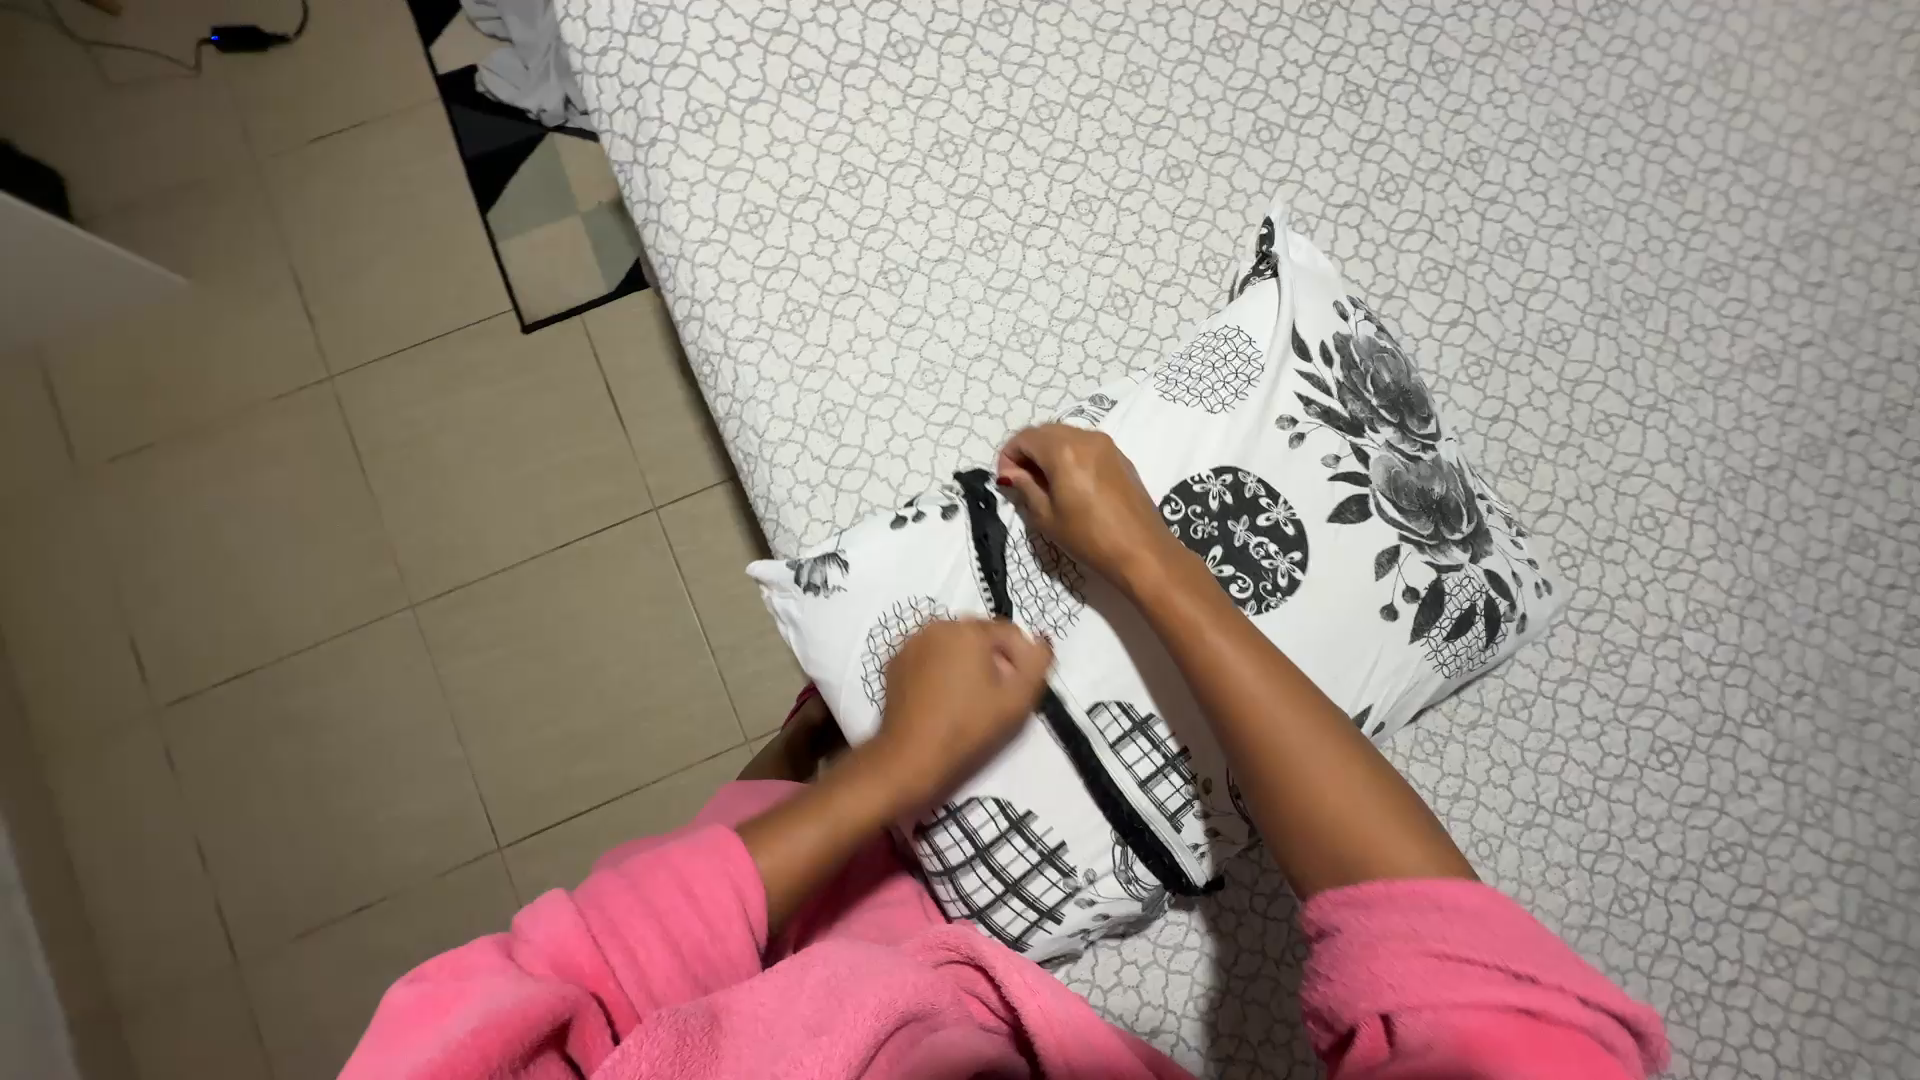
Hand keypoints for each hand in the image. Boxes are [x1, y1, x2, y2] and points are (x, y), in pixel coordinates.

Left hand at [868, 618, 1053, 813]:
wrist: (912, 758)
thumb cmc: (970, 727)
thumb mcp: (1019, 699)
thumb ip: (1038, 662)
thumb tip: (1041, 641)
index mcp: (968, 629)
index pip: (1009, 632)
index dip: (1022, 659)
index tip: (1019, 689)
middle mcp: (937, 625)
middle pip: (979, 636)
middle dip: (993, 658)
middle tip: (997, 695)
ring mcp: (911, 643)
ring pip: (952, 645)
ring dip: (966, 662)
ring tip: (970, 698)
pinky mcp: (894, 663)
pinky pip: (929, 657)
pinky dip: (940, 669)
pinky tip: (943, 698)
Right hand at [996, 424, 1183, 589]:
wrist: (1142, 551)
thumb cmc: (1088, 537)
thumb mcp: (1046, 517)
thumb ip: (1025, 487)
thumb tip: (1010, 474)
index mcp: (1063, 450)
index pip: (1024, 438)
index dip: (1008, 455)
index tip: (1006, 481)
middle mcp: (1085, 437)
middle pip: (1045, 432)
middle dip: (1027, 451)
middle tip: (1021, 482)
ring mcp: (1106, 444)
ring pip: (1066, 435)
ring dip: (1048, 452)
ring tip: (1045, 484)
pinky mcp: (1120, 456)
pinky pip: (1085, 445)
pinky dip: (1069, 455)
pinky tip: (1069, 483)